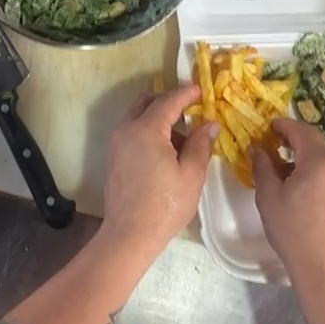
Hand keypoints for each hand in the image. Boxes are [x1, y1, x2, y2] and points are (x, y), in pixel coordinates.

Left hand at [99, 84, 215, 258]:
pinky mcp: (114, 155)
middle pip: (147, 102)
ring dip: (159, 118)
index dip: (186, 93)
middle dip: (169, 101)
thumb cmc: (165, 204)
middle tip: (191, 109)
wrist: (129, 233)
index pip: (168, 101)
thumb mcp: (191, 174)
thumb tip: (210, 124)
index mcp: (145, 129)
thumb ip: (201, 144)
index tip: (201, 90)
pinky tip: (168, 152)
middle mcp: (126, 129)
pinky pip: (132, 131)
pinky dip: (149, 131)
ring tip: (184, 139)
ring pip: (138, 116)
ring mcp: (116, 142)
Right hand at [253, 119, 324, 298]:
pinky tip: (311, 196)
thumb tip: (259, 148)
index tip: (270, 128)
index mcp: (322, 161)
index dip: (284, 126)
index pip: (302, 131)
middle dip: (296, 147)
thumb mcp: (269, 197)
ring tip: (292, 181)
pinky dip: (324, 179)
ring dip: (311, 164)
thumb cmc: (294, 233)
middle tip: (276, 154)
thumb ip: (263, 165)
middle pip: (318, 146)